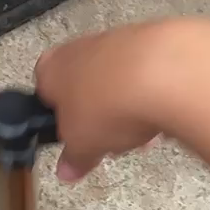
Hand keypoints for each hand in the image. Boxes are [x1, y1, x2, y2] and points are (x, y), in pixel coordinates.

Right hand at [34, 17, 209, 181]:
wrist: (163, 74)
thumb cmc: (110, 101)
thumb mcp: (82, 146)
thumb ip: (74, 158)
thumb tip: (68, 169)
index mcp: (51, 69)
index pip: (45, 91)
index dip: (60, 118)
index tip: (75, 138)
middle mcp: (81, 47)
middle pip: (86, 85)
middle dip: (100, 114)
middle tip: (109, 140)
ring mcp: (119, 40)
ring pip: (119, 80)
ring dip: (129, 107)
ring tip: (143, 135)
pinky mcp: (154, 41)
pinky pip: (149, 73)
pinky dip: (154, 94)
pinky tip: (164, 117)